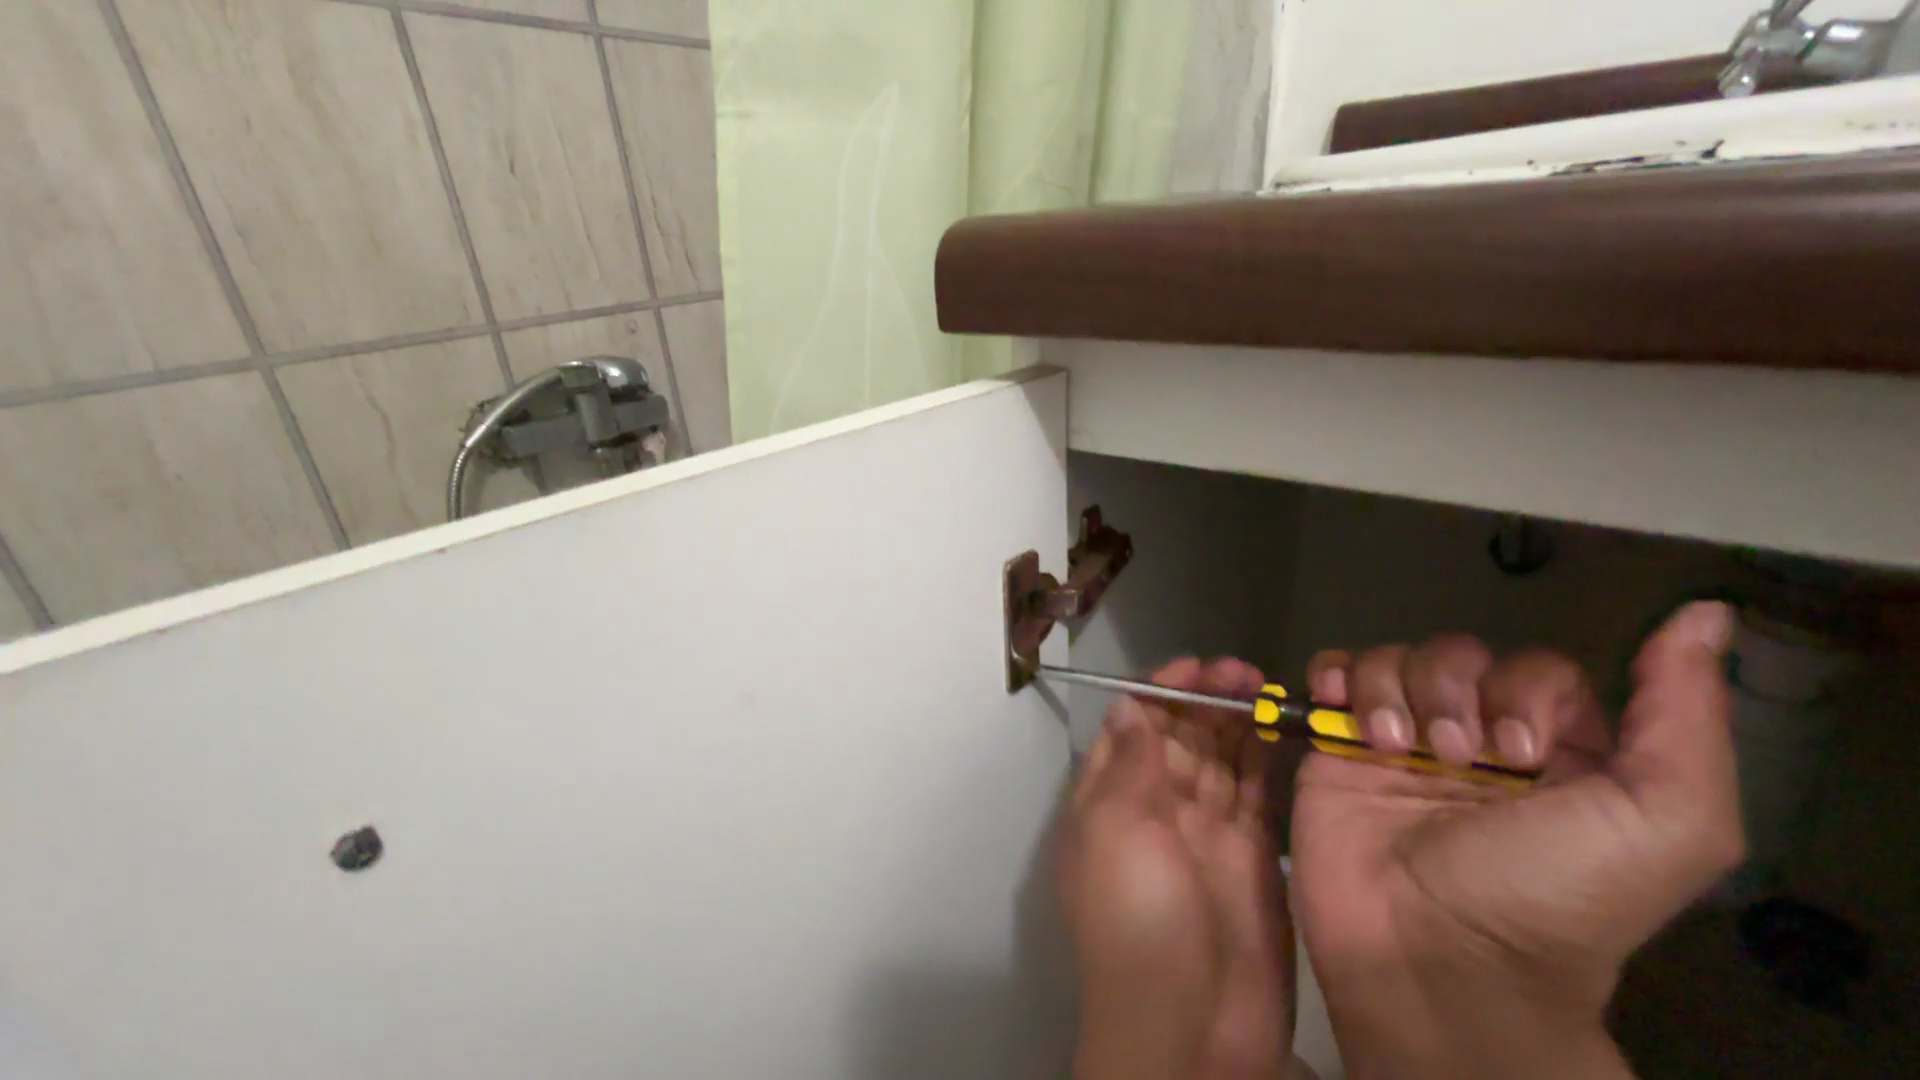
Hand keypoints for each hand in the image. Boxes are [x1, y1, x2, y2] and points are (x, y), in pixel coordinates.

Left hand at [1056, 658, 1294, 1079]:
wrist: (1190, 1028)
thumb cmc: (1137, 920)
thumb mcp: (1115, 832)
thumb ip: (1129, 765)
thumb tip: (1133, 705)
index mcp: (1110, 801)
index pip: (1133, 728)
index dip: (1161, 691)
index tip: (1196, 665)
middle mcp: (1157, 811)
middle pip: (1181, 739)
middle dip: (1206, 700)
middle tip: (1244, 672)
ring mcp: (1207, 834)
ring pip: (1221, 760)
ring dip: (1238, 722)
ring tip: (1266, 687)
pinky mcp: (1252, 859)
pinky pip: (1256, 796)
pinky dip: (1266, 761)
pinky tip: (1281, 729)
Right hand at [1290, 602, 1744, 1079]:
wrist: (1430, 956)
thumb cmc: (1549, 896)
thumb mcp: (1662, 824)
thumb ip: (1684, 719)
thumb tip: (1703, 614)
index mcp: (1557, 753)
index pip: (1536, 668)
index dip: (1523, 691)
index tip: (1520, 755)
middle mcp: (1477, 740)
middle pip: (1458, 654)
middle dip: (1451, 691)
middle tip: (1454, 760)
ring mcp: (1400, 741)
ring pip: (1393, 659)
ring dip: (1393, 691)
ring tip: (1392, 751)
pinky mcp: (1337, 747)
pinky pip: (1332, 673)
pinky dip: (1337, 677)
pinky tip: (1348, 715)